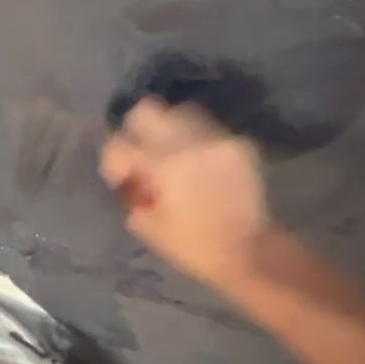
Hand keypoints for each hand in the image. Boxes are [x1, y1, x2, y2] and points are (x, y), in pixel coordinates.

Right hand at [99, 98, 271, 287]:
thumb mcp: (149, 228)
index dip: (113, 160)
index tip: (119, 177)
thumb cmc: (195, 247)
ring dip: (168, 131)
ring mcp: (217, 138)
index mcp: (164, 165)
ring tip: (170, 156)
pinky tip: (196, 163)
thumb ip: (132, 196)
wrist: (252, 252)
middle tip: (139, 156)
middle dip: (136, 131)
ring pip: (179, 113)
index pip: (121, 144)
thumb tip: (131, 179)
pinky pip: (207, 130)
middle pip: (148, 111)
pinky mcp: (238, 144)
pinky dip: (195, 142)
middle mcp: (190, 142)